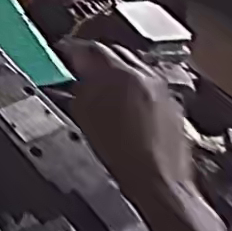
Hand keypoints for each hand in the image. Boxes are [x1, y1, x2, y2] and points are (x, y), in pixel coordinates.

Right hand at [59, 41, 197, 209]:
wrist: (158, 182)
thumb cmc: (120, 153)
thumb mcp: (81, 113)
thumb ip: (75, 87)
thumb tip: (69, 76)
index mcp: (118, 74)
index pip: (88, 48)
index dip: (68, 50)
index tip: (59, 54)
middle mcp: (144, 76)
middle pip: (112, 52)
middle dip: (92, 57)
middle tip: (74, 67)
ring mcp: (162, 89)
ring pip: (131, 65)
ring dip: (112, 70)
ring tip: (95, 85)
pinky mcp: (172, 104)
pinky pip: (146, 83)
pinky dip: (129, 85)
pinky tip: (118, 102)